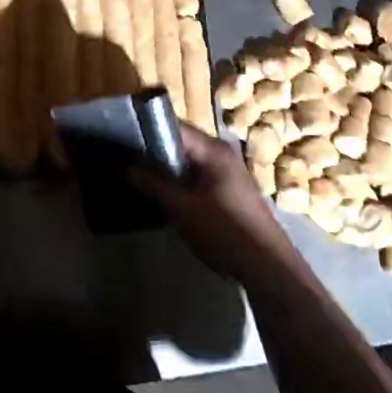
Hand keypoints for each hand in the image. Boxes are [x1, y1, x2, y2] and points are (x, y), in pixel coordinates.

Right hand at [132, 123, 296, 283]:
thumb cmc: (224, 230)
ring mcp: (228, 172)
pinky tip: (164, 192)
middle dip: (156, 150)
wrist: (266, 265)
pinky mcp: (229, 190)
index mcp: (214, 150)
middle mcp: (223, 154)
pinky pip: (198, 175)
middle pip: (183, 143)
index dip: (149, 129)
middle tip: (128, 157)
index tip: (124, 136)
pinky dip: (181, 180)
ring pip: (190, 161)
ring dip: (168, 168)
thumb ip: (155, 185)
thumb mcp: (182, 208)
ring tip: (140, 174)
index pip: (176, 127)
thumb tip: (130, 169)